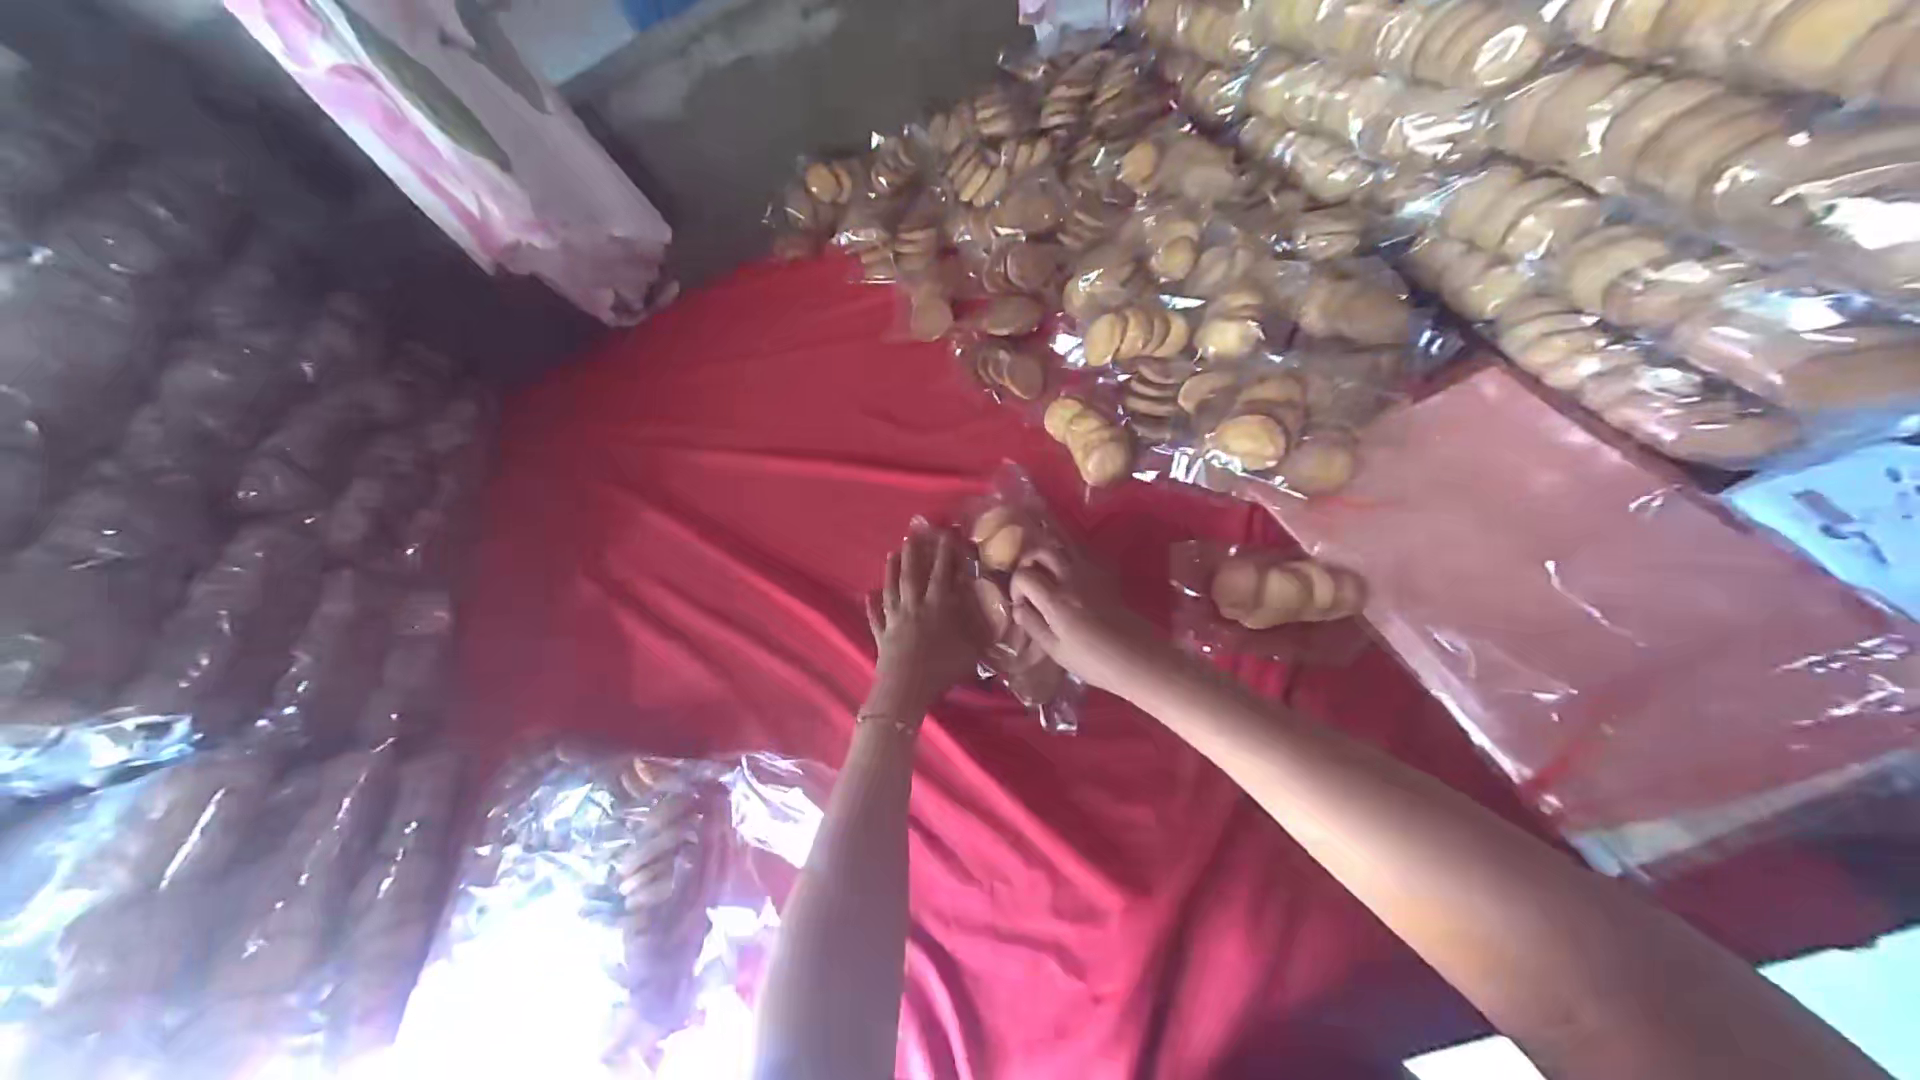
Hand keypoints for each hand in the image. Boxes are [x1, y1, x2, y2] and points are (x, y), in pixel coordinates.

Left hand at [865, 523, 982, 719]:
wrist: (906, 689)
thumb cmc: (942, 668)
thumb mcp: (972, 648)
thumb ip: (981, 627)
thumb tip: (994, 612)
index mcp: (938, 606)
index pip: (942, 573)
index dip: (945, 553)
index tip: (946, 534)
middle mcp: (914, 606)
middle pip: (912, 574)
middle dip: (914, 552)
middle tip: (913, 533)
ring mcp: (894, 619)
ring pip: (891, 588)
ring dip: (891, 570)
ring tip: (891, 553)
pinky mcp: (881, 636)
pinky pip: (875, 616)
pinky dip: (871, 605)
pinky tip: (868, 594)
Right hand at [1009, 546, 1175, 699]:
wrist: (1136, 658)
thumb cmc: (1093, 661)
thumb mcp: (1055, 650)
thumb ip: (1033, 625)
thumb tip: (1018, 608)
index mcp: (1056, 600)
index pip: (1024, 575)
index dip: (1016, 586)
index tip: (1020, 603)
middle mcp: (1071, 579)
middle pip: (1043, 550)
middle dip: (1029, 560)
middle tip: (1029, 578)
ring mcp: (1091, 573)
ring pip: (1065, 544)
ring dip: (1050, 550)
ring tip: (1046, 566)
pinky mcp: (1106, 575)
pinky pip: (1085, 552)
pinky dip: (1071, 553)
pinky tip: (1069, 569)